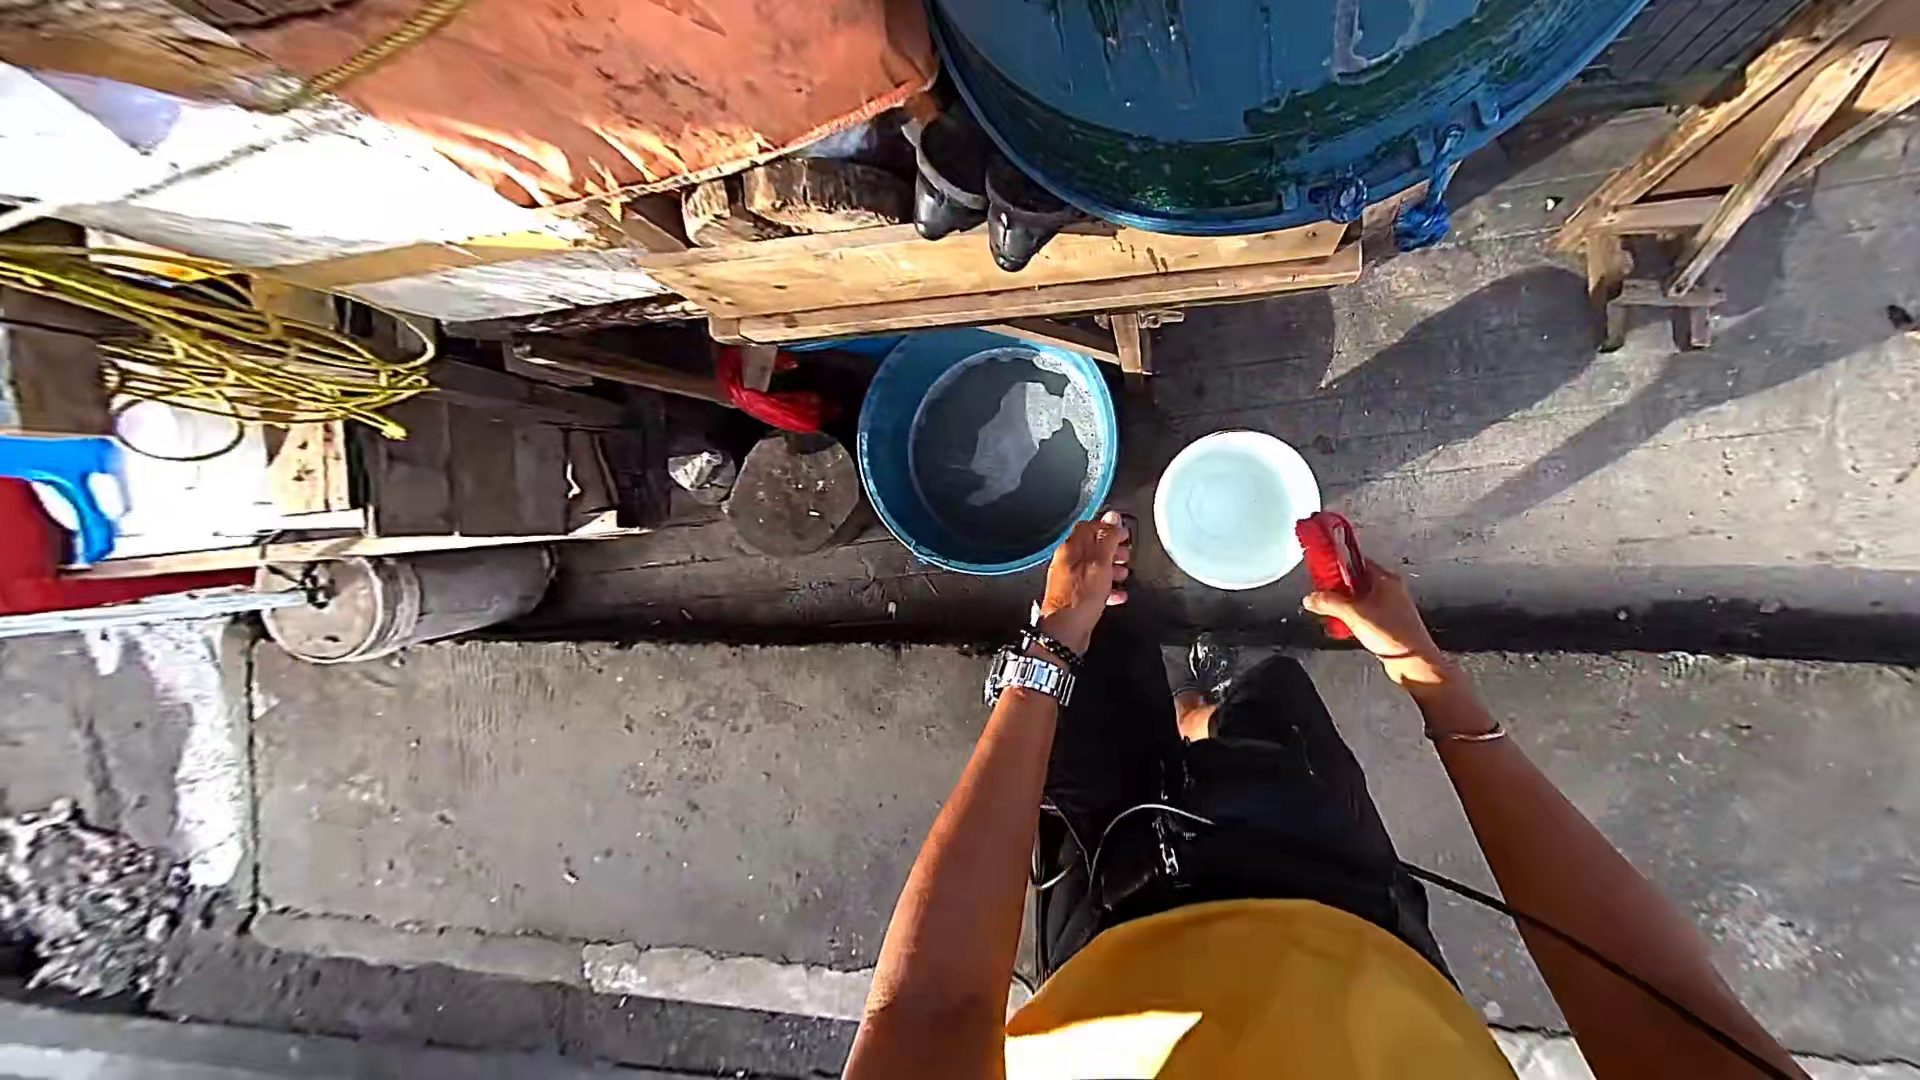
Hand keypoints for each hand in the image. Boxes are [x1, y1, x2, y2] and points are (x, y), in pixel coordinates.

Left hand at [1037, 511, 1130, 653]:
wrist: (1066, 631)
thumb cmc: (1080, 598)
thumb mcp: (1099, 564)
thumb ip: (1106, 539)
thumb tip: (1112, 518)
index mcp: (1070, 549)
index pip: (1088, 527)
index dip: (1107, 527)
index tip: (1123, 532)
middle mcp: (1067, 562)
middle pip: (1091, 547)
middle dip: (1112, 549)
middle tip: (1126, 553)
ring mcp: (1070, 580)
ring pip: (1094, 567)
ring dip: (1111, 568)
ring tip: (1124, 572)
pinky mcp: (1075, 597)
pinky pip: (1094, 587)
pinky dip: (1108, 587)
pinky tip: (1118, 594)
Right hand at [1303, 559, 1455, 690]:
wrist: (1412, 662)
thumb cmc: (1396, 636)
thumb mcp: (1353, 614)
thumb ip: (1327, 603)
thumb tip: (1311, 598)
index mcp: (1385, 579)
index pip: (1355, 560)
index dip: (1336, 562)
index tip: (1321, 566)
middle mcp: (1389, 589)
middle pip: (1353, 579)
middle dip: (1335, 586)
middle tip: (1322, 591)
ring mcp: (1388, 605)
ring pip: (1356, 595)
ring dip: (1341, 601)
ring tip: (1331, 609)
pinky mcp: (1385, 619)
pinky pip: (1361, 609)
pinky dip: (1349, 613)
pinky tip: (1342, 622)